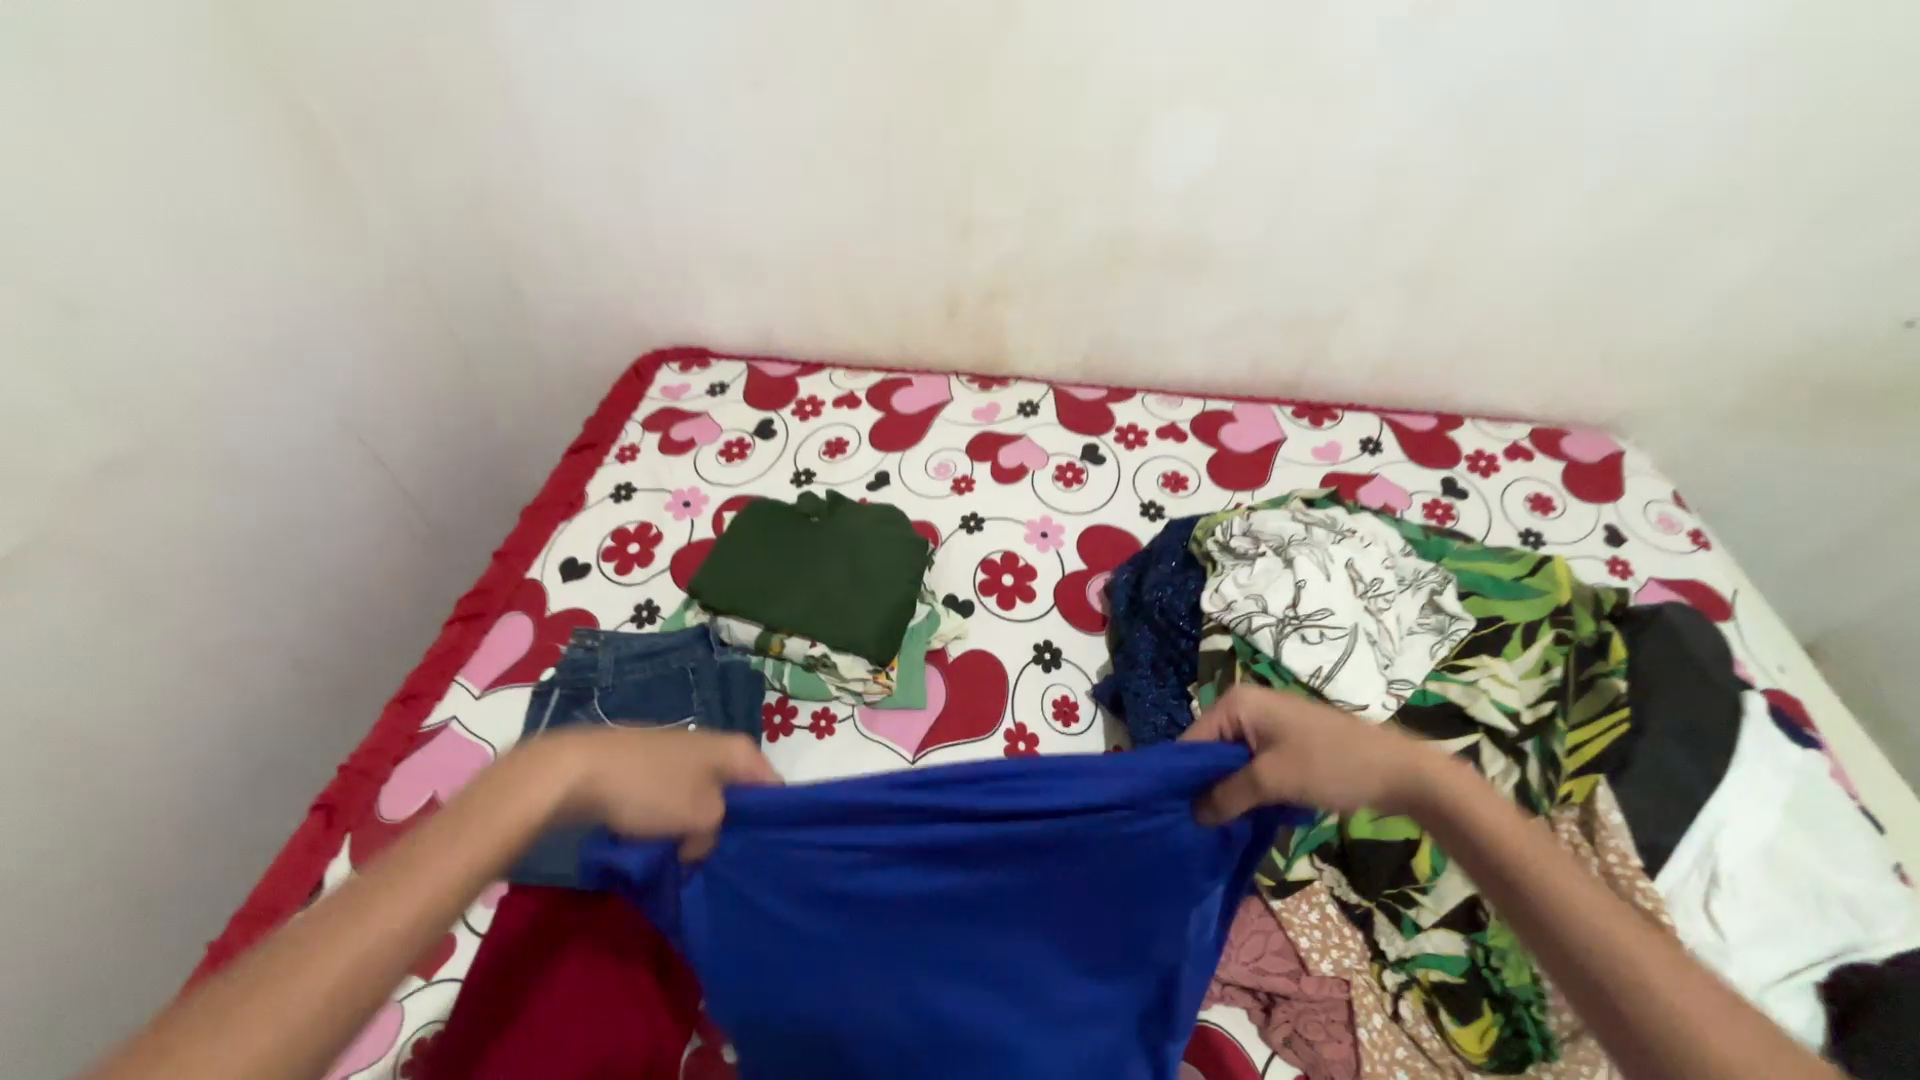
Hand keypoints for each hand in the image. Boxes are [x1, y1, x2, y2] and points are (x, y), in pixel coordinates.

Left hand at [539, 727, 781, 857]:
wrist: (578, 771)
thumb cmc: (652, 788)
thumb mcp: (702, 817)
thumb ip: (718, 834)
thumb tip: (698, 843)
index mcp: (738, 749)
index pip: (774, 787)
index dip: (773, 821)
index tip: (763, 854)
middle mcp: (716, 746)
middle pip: (739, 794)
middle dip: (732, 827)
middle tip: (724, 860)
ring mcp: (682, 755)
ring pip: (705, 799)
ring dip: (698, 828)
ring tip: (690, 858)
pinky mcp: (652, 768)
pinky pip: (676, 800)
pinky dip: (672, 821)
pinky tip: (662, 844)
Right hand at [1182, 684, 1443, 823]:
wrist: (1400, 772)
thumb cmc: (1331, 766)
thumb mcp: (1272, 781)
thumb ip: (1226, 796)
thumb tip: (1193, 815)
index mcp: (1237, 703)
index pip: (1191, 742)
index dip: (1182, 779)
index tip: (1176, 815)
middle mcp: (1246, 706)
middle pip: (1209, 751)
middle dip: (1206, 786)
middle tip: (1200, 825)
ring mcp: (1267, 724)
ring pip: (1231, 762)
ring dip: (1229, 791)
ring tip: (1221, 825)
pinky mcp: (1284, 742)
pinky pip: (1252, 765)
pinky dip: (1250, 788)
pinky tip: (1249, 814)